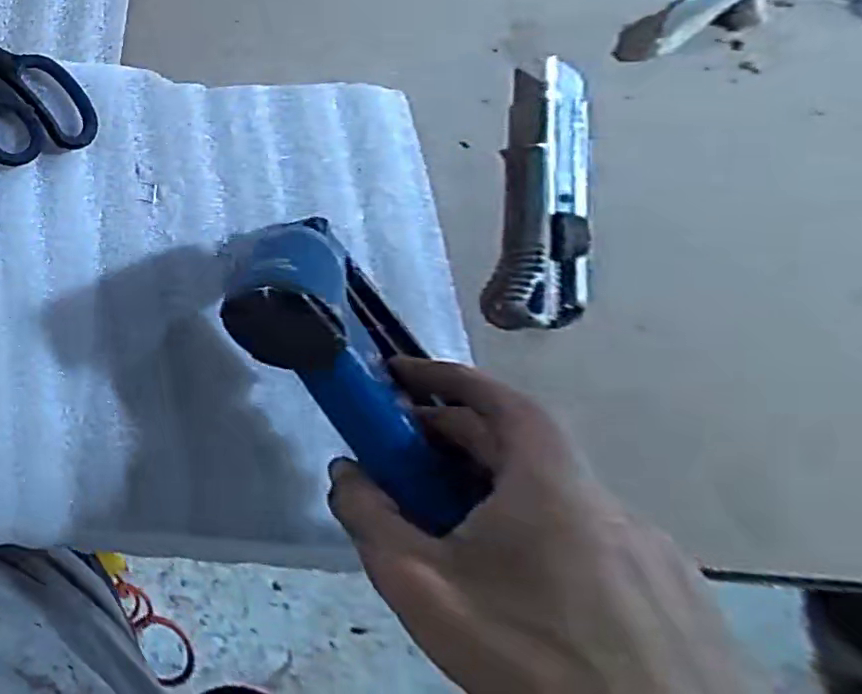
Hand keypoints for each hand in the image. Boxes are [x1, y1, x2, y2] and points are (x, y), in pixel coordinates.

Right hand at [328, 358, 744, 693]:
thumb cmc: (526, 655)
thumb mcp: (416, 581)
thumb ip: (366, 514)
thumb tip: (348, 473)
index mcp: (552, 491)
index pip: (505, 402)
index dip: (449, 377)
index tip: (399, 375)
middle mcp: (611, 509)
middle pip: (521, 447)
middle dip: (451, 438)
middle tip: (400, 456)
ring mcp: (657, 558)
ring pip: (556, 496)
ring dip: (492, 487)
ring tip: (450, 526)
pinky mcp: (682, 604)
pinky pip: (591, 538)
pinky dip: (538, 528)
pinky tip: (516, 579)